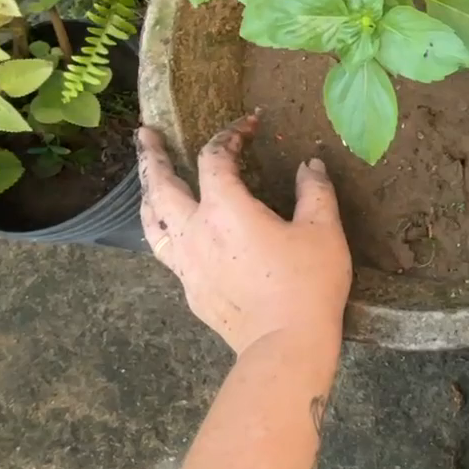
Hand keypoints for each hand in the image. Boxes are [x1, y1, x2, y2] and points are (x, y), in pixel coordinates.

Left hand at [136, 113, 352, 357]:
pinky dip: (163, 227)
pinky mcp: (190, 290)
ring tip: (147, 178)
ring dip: (147, 192)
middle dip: (152, 156)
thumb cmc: (309, 281)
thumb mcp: (323, 229)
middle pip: (160, 185)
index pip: (214, 158)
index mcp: (227, 209)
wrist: (287, 343)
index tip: (248, 126)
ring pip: (152, 220)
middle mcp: (195, 231)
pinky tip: (174, 230)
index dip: (229, 135)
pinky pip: (165, 249)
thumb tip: (309, 165)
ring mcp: (186, 264)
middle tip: (144, 134)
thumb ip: (315, 190)